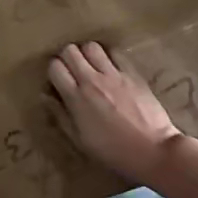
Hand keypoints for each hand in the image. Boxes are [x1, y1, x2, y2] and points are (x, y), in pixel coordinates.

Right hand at [47, 42, 184, 183]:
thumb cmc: (111, 150)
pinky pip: (116, 53)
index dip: (53, 70)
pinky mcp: (133, 74)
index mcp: (76, 97)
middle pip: (70, 51)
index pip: (54, 66)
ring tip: (90, 66)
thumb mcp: (78, 139)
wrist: (152, 150)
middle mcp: (92, 80)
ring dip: (86, 53)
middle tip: (71, 70)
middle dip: (66, 57)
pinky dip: (108, 56)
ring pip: (92, 47)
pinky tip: (110, 68)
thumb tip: (45, 96)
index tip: (57, 80)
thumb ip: (60, 114)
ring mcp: (114, 75)